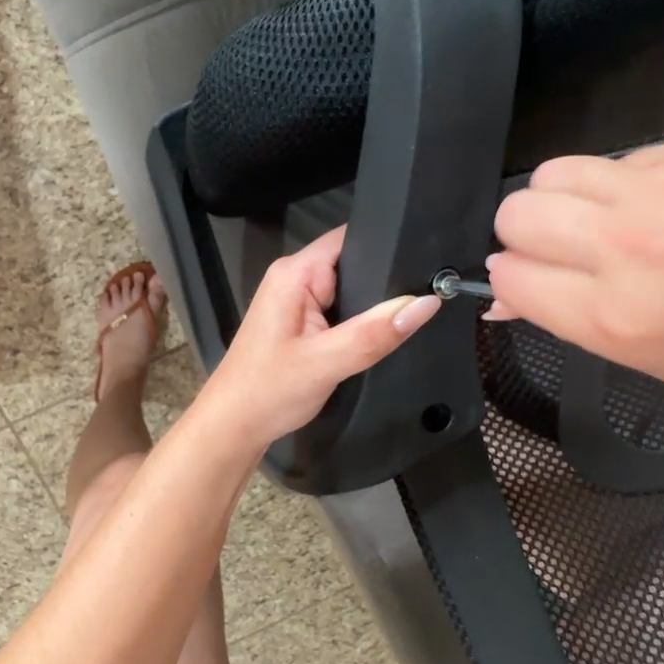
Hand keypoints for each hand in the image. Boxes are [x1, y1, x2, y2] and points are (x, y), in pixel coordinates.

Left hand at [192, 227, 441, 448]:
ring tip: (414, 311)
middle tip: (429, 291)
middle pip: (352, 261)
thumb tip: (426, 302)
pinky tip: (381, 331)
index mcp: (295, 272)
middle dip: (386, 276)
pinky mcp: (300, 323)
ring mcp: (295, 301)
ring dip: (374, 302)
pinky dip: (359, 320)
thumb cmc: (270, 390)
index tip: (426, 257)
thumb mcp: (328, 362)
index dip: (387, 241)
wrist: (233, 427)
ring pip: (349, 288)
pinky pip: (339, 309)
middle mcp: (294, 277)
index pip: (349, 237)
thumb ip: (376, 332)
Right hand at [488, 138, 663, 408]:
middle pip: (518, 214)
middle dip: (524, 235)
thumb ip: (580, 320)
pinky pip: (623, 159)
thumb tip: (511, 289)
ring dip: (563, 200)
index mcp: (623, 319)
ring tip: (609, 222)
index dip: (513, 281)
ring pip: (556, 172)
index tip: (530, 283)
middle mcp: (631, 246)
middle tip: (564, 253)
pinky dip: (624, 184)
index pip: (513, 278)